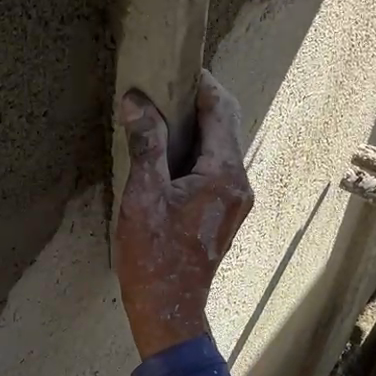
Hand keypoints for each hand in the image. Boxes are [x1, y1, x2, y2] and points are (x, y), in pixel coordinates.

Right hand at [115, 70, 253, 358]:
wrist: (169, 309)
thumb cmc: (154, 256)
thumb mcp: (143, 195)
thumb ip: (144, 144)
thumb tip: (137, 101)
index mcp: (224, 173)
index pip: (220, 110)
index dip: (201, 83)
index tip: (177, 66)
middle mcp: (238, 183)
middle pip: (225, 126)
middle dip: (198, 102)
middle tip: (164, 86)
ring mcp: (234, 201)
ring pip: (219, 148)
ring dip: (194, 128)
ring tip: (159, 117)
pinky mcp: (222, 214)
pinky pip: (214, 169)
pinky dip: (194, 152)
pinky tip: (167, 156)